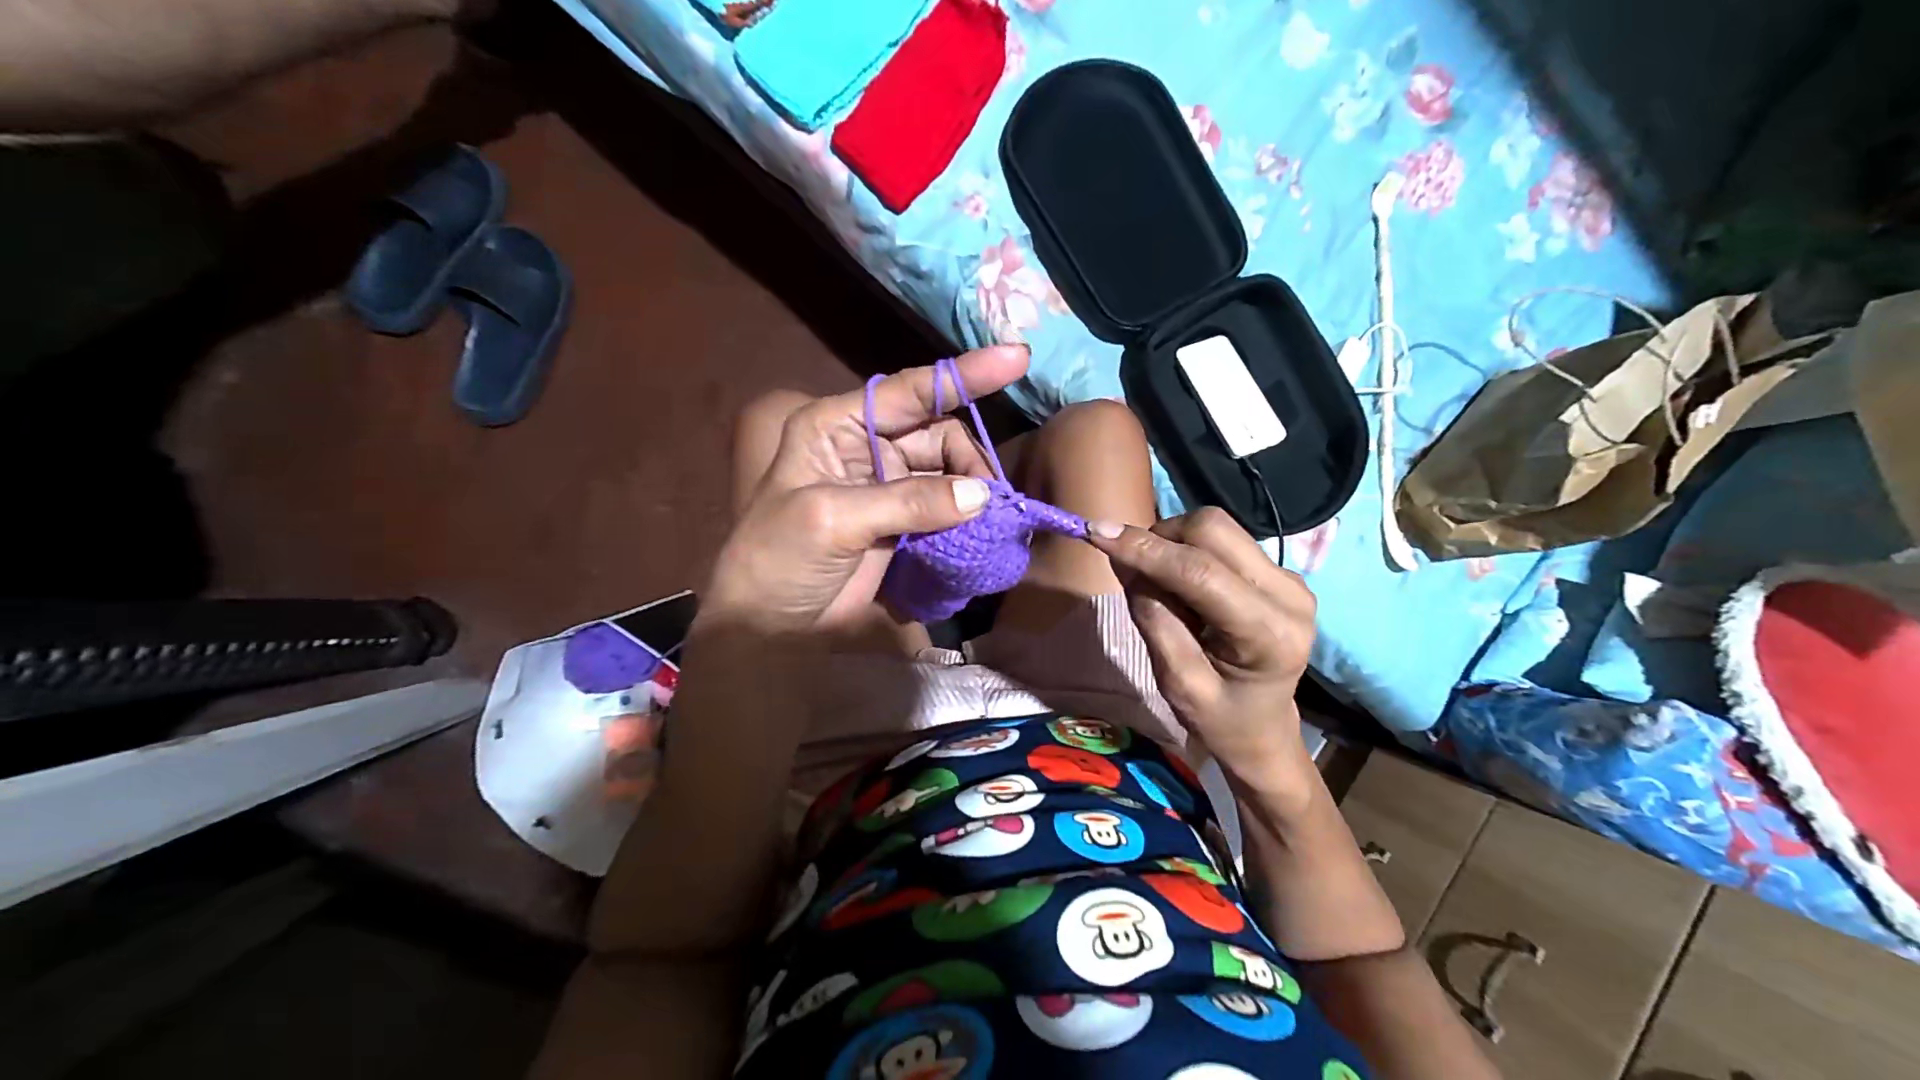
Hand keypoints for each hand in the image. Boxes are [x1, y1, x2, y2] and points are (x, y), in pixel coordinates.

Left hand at [702, 346, 1029, 633]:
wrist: (770, 622)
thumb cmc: (779, 557)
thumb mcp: (833, 519)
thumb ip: (907, 502)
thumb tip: (980, 495)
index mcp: (838, 426)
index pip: (910, 390)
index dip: (965, 374)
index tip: (1016, 357)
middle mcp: (868, 446)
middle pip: (939, 433)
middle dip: (969, 458)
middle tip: (991, 498)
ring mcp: (888, 485)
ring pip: (949, 471)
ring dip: (973, 490)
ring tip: (989, 518)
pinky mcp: (903, 522)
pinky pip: (947, 507)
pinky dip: (968, 515)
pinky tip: (985, 528)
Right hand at [1088, 507, 1319, 798]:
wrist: (1263, 727)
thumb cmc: (1218, 717)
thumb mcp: (1176, 682)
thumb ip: (1153, 620)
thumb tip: (1124, 560)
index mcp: (1270, 634)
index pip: (1200, 572)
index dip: (1145, 548)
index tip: (1096, 533)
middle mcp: (1289, 594)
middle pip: (1213, 530)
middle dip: (1161, 539)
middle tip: (1135, 572)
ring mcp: (1288, 577)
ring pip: (1217, 528)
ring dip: (1173, 544)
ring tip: (1163, 588)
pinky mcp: (1277, 570)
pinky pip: (1223, 540)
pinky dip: (1189, 552)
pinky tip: (1185, 589)